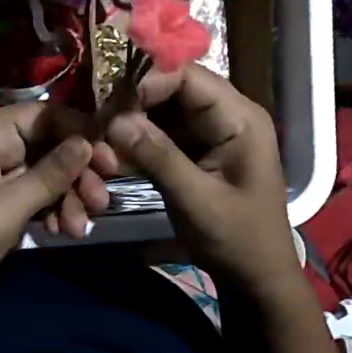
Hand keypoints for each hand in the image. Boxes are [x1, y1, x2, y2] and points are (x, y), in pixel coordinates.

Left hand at [0, 103, 107, 324]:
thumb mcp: (8, 207)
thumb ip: (50, 173)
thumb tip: (87, 142)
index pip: (44, 116)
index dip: (80, 133)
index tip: (110, 160)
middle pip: (50, 145)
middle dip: (77, 175)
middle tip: (101, 202)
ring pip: (47, 173)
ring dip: (68, 198)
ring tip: (79, 227)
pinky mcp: (0, 198)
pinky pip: (36, 194)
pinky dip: (52, 211)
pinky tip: (63, 231)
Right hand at [102, 63, 301, 300]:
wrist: (256, 276)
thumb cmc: (236, 239)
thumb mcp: (195, 199)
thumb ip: (158, 156)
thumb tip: (115, 120)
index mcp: (239, 118)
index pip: (188, 76)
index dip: (145, 81)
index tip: (105, 102)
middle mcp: (228, 115)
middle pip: (174, 90)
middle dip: (134, 102)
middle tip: (96, 120)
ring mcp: (213, 133)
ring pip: (165, 111)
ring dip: (133, 122)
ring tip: (99, 137)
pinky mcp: (199, 152)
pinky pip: (165, 134)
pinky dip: (141, 141)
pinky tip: (114, 152)